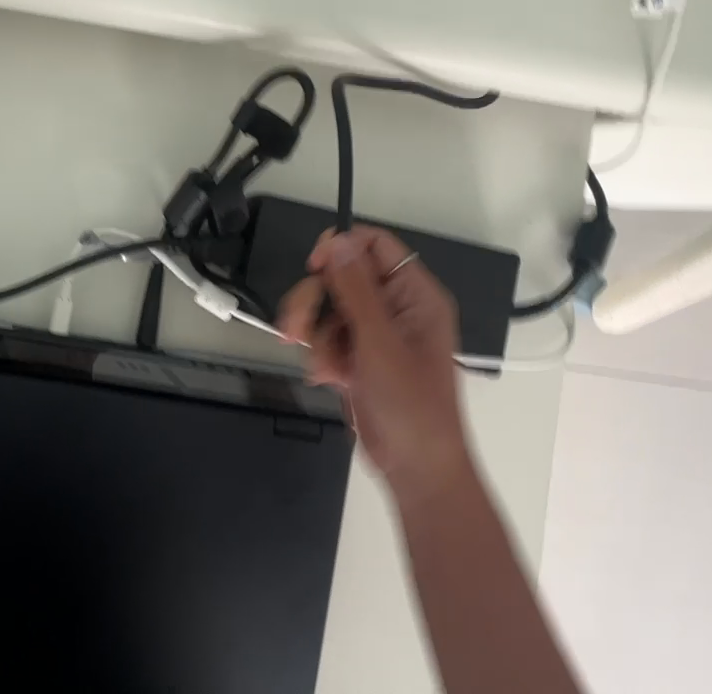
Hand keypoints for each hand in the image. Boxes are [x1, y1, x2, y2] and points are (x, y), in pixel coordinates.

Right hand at [278, 228, 470, 498]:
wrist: (415, 469)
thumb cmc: (410, 406)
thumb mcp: (380, 343)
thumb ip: (356, 289)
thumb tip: (337, 241)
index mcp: (415, 295)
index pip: (374, 245)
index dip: (340, 249)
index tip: (313, 269)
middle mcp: (395, 307)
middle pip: (340, 277)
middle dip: (314, 303)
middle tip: (296, 329)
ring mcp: (375, 333)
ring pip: (327, 309)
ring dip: (315, 335)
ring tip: (320, 366)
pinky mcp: (358, 356)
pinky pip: (326, 338)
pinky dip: (320, 355)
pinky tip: (326, 378)